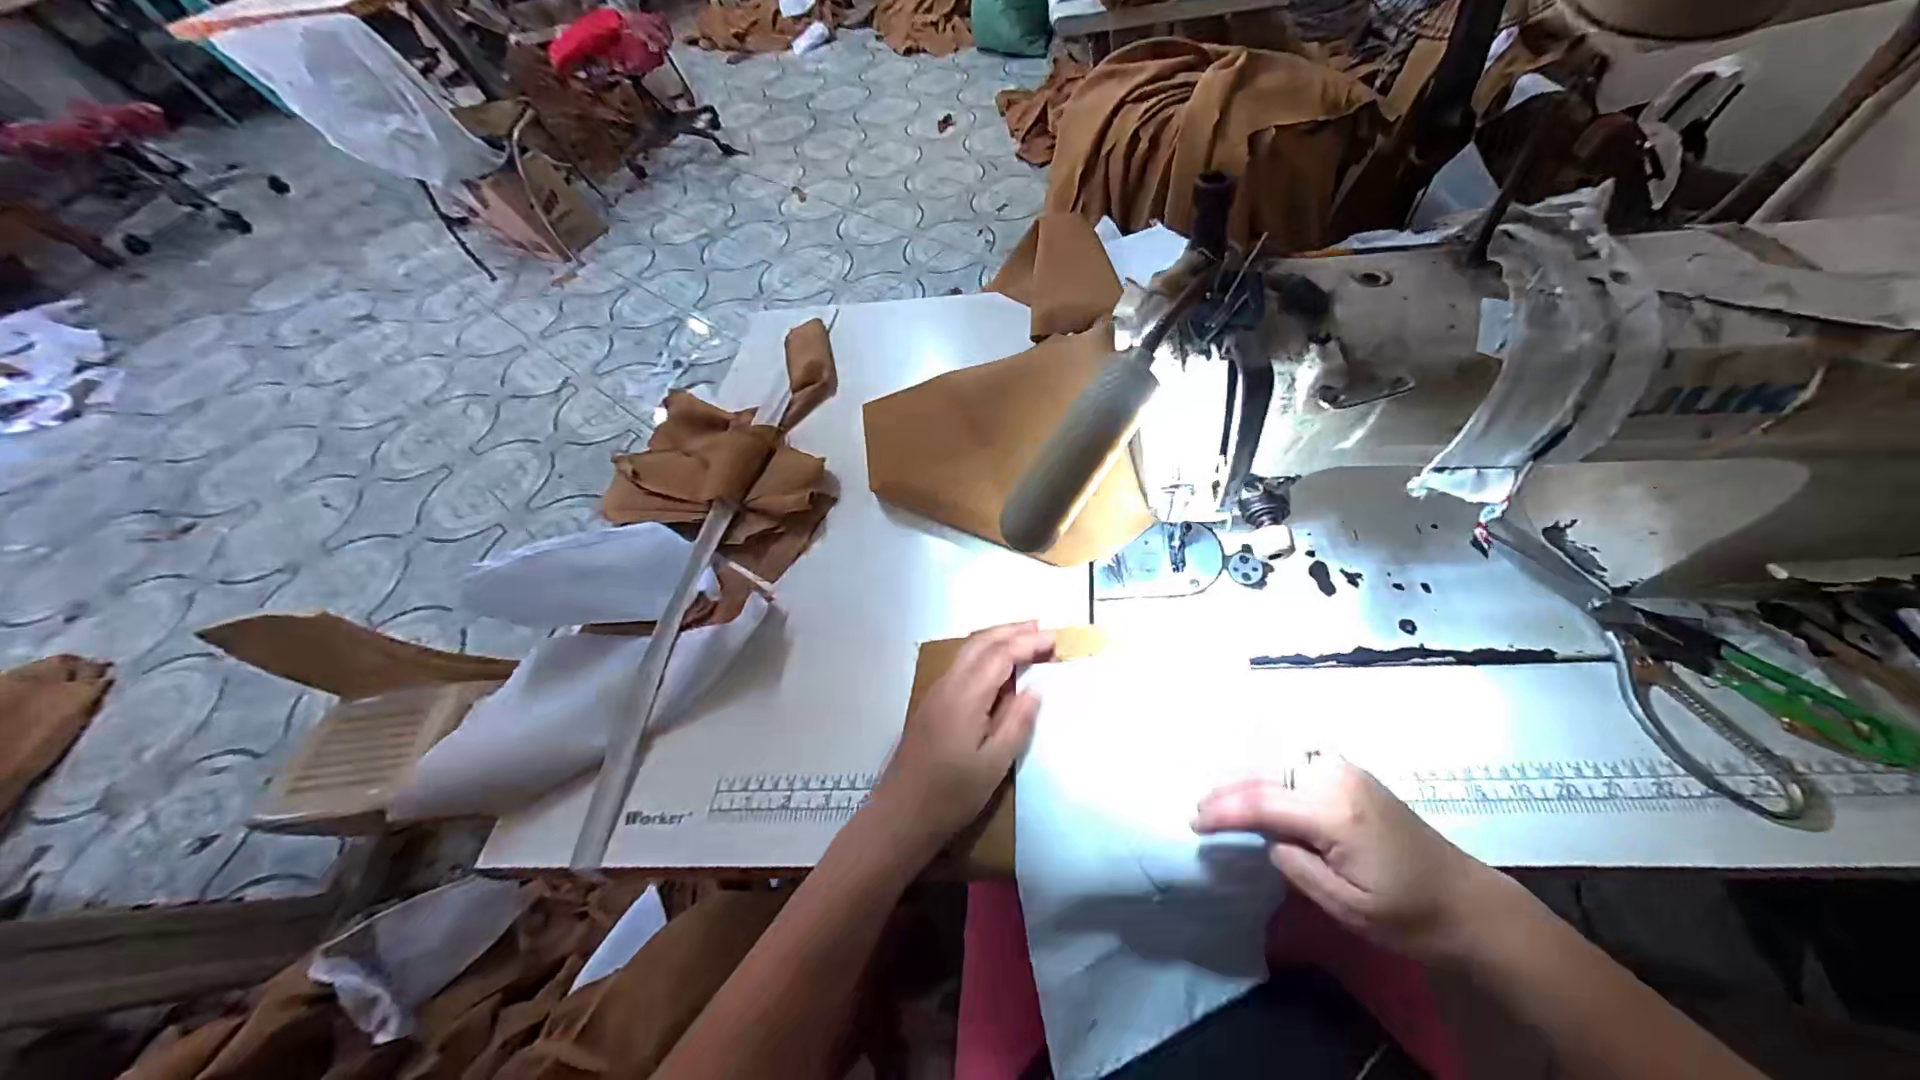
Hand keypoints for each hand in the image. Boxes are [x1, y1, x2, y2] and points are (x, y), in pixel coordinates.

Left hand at [878, 622, 1054, 841]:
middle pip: (980, 643)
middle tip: (1042, 628)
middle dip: (1012, 631)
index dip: (1028, 643)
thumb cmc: (951, 794)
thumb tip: (1034, 690)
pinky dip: (984, 655)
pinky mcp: (931, 705)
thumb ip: (1016, 723)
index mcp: (965, 696)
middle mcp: (948, 685)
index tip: (1054, 639)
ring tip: (1024, 639)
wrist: (901, 815)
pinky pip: (961, 666)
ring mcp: (935, 693)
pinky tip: (997, 668)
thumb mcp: (993, 764)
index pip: (1000, 655)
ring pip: (968, 652)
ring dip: (997, 640)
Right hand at [1193, 756, 1514, 963]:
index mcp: (1335, 813)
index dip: (1223, 811)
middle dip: (1228, 790)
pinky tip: (1255, 788)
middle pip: (1266, 775)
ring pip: (1279, 765)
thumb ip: (1296, 866)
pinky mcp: (1352, 775)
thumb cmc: (1410, 916)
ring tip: (1219, 801)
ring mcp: (1346, 772)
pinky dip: (1269, 775)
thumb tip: (1268, 839)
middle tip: (1198, 810)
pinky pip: (1297, 766)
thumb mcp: (1347, 906)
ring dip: (1246, 779)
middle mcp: (1337, 780)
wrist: (1471, 904)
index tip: (1194, 823)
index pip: (1262, 803)